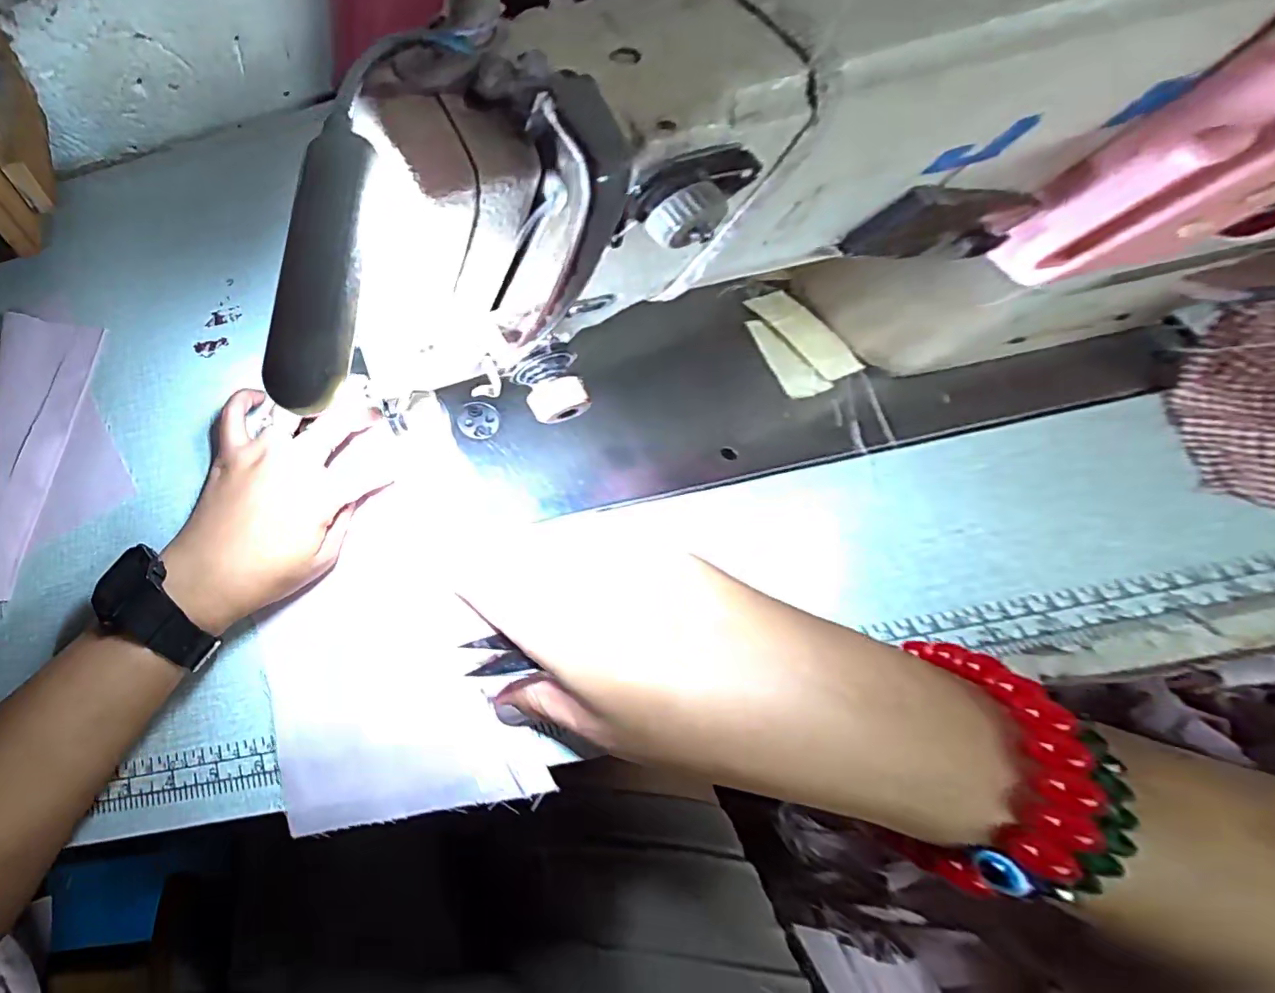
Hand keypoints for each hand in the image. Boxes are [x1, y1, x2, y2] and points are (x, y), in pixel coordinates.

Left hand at [160, 385, 396, 634]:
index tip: (394, 467)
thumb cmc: (264, 576)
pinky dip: (245, 399)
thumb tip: (356, 497)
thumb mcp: (320, 560)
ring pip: (290, 408)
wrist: (208, 577)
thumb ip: (343, 522)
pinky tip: (259, 398)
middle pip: (336, 423)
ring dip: (312, 402)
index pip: (365, 472)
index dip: (385, 469)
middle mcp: (294, 462)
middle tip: (371, 413)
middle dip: (362, 414)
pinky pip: (234, 412)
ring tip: (324, 401)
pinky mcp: (230, 451)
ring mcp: (259, 451)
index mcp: (321, 493)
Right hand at [456, 546, 1016, 843]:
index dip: (460, 584)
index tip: (459, 608)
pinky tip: (618, 606)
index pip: (478, 575)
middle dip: (501, 584)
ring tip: (570, 617)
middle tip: (516, 625)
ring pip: (553, 547)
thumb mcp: (608, 732)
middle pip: (512, 555)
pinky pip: (597, 546)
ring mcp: (623, 550)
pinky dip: (585, 568)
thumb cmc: (701, 731)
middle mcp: (581, 571)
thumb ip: (543, 700)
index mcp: (557, 621)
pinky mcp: (659, 542)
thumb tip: (504, 689)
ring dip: (543, 574)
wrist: (815, 698)